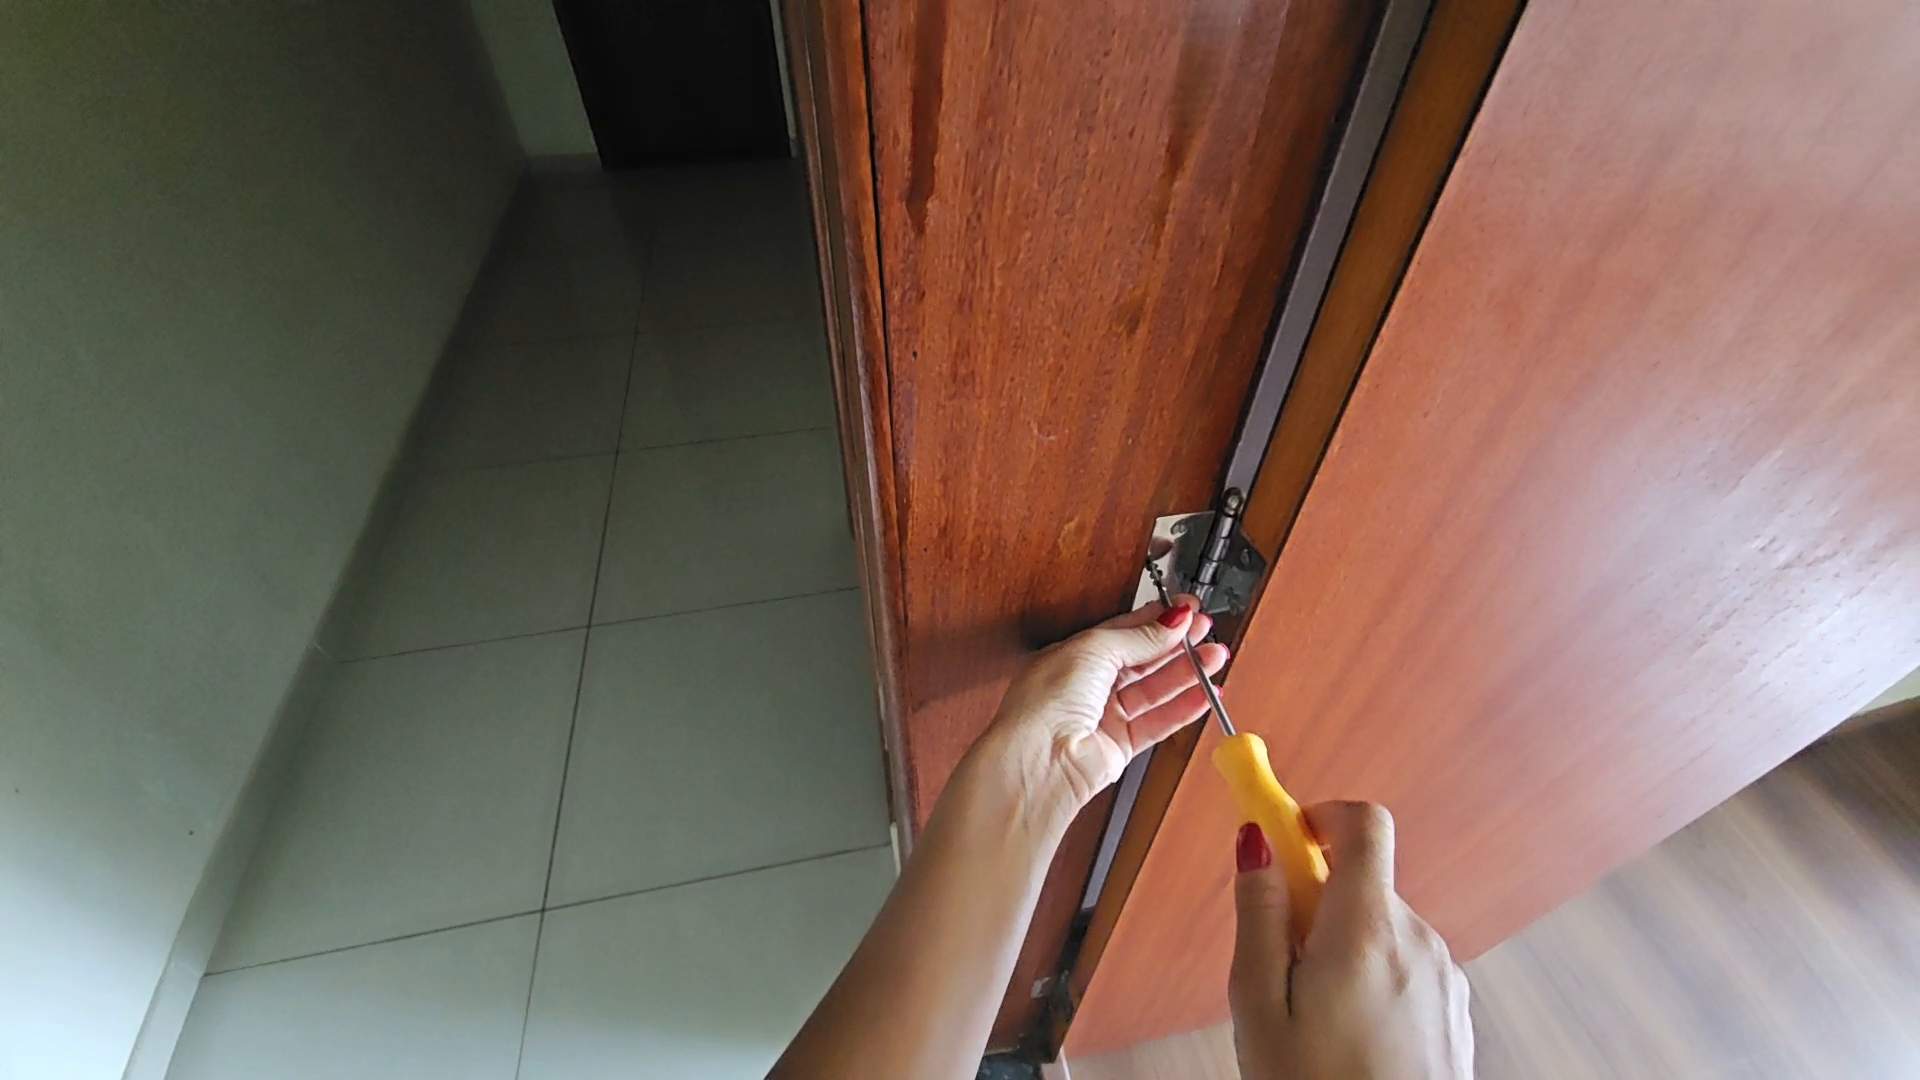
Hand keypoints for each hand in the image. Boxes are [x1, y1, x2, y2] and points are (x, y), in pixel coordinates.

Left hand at [969, 595, 1228, 826]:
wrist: (1041, 760)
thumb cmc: (1047, 702)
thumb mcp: (1095, 651)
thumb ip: (1139, 637)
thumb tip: (1171, 620)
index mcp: (1074, 654)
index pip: (1124, 631)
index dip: (1157, 620)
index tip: (1188, 610)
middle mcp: (1087, 683)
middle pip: (1142, 659)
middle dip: (1177, 644)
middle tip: (1207, 631)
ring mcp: (1103, 715)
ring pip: (1154, 690)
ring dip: (1187, 673)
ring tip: (1216, 657)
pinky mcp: (1118, 746)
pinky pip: (1158, 723)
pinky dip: (1183, 709)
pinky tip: (1205, 694)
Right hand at [1231, 803, 1473, 1079]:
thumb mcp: (1257, 1001)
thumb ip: (1258, 910)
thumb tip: (1256, 839)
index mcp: (1367, 934)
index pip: (1363, 824)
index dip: (1319, 811)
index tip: (1281, 827)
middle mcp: (1417, 943)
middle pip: (1360, 874)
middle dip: (1311, 890)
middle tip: (1276, 946)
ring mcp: (1443, 976)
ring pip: (1375, 916)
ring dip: (1336, 932)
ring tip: (1308, 1002)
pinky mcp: (1453, 1006)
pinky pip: (1400, 953)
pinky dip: (1366, 962)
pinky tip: (1345, 1023)